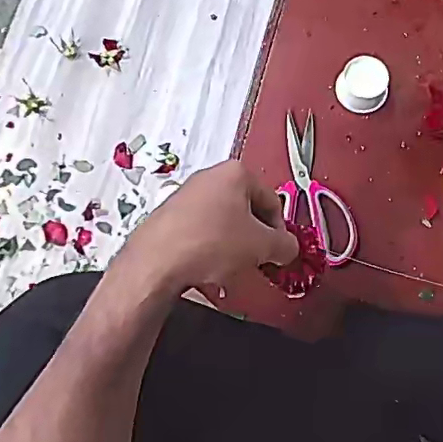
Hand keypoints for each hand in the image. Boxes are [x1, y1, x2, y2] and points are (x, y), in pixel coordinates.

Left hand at [107, 161, 297, 293]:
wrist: (155, 264)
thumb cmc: (210, 243)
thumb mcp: (262, 247)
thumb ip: (285, 245)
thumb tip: (287, 248)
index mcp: (236, 172)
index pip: (272, 202)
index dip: (280, 231)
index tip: (277, 251)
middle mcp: (210, 177)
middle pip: (247, 211)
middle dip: (254, 238)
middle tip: (256, 260)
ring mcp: (187, 195)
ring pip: (224, 222)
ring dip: (233, 245)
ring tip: (229, 267)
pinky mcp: (169, 216)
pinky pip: (201, 231)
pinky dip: (209, 248)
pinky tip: (207, 268)